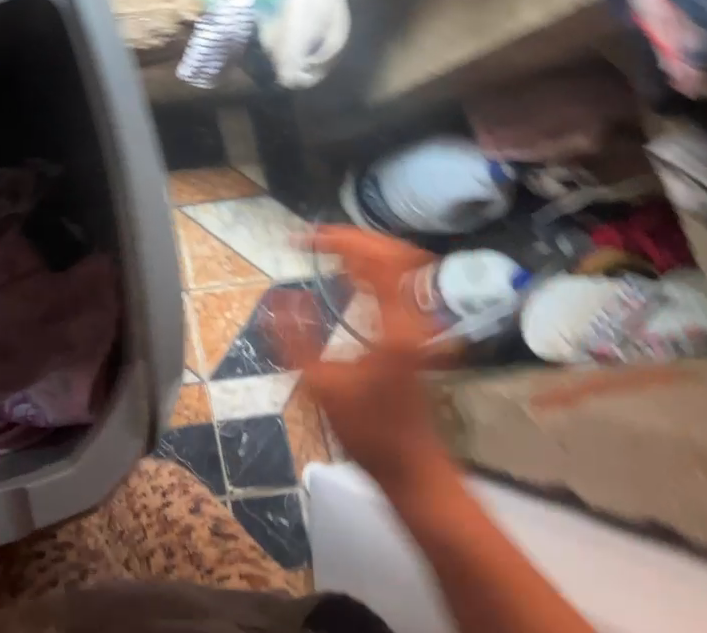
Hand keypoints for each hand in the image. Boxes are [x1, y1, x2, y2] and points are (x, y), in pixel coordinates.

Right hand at [271, 226, 454, 494]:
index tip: (300, 242)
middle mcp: (417, 318)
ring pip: (405, 264)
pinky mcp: (423, 334)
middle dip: (354, 237)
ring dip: (368, 249)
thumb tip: (282, 296)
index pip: (375, 260)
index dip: (337, 240)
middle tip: (315, 239)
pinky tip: (351, 275)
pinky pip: (404, 282)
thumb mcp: (321, 386)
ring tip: (329, 249)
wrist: (414, 470)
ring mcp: (425, 325)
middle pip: (397, 252)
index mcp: (395, 326)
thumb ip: (295, 338)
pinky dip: (377, 268)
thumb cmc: (368, 432)